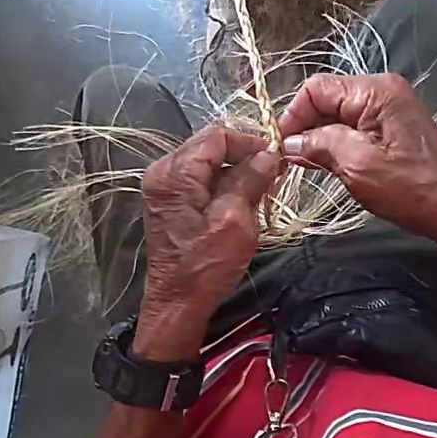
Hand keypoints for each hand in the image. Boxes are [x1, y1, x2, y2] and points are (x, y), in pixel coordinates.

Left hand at [134, 125, 281, 359]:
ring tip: (260, 188)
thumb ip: (249, 180)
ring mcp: (162, 187)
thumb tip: (268, 155)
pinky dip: (221, 184)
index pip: (216, 136)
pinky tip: (241, 199)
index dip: (249, 142)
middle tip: (272, 172)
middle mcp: (162, 172)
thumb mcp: (235, 221)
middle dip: (242, 156)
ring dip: (234, 171)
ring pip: (205, 163)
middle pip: (208, 146)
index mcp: (174, 173)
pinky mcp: (168, 202)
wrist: (178, 302)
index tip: (275, 157)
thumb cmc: (206, 266)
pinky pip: (198, 180)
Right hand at [278, 73, 436, 254]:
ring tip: (301, 164)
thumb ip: (319, 144)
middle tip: (287, 159)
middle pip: (325, 99)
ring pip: (334, 115)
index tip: (281, 146)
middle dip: (303, 127)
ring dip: (316, 138)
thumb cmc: (410, 189)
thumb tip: (289, 141)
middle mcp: (380, 91)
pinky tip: (320, 163)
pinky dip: (332, 143)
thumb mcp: (357, 164)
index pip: (316, 89)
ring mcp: (386, 109)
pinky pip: (349, 127)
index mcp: (374, 91)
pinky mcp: (388, 128)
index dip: (293, 115)